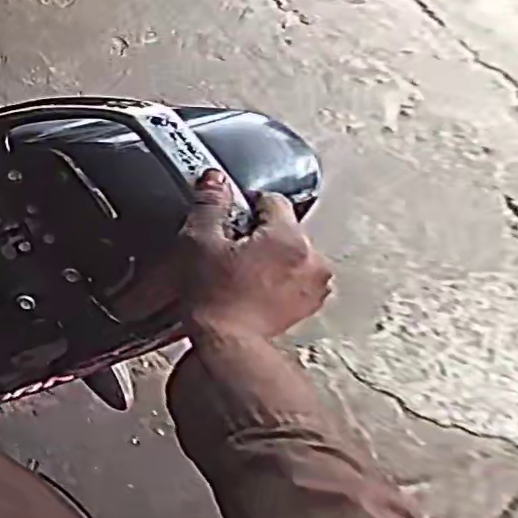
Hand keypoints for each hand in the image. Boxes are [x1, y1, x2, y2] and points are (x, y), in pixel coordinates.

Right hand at [175, 170, 331, 341]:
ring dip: (268, 252)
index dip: (243, 205)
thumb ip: (209, 204)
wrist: (229, 337)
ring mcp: (317, 283)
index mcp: (288, 239)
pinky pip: (296, 273)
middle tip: (226, 248)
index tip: (224, 220)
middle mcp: (313, 259)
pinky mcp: (312, 301)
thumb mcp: (200, 240)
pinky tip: (249, 283)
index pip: (272, 200)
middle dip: (256, 231)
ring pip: (290, 250)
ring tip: (237, 268)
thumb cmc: (213, 293)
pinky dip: (277, 273)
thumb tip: (215, 179)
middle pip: (283, 226)